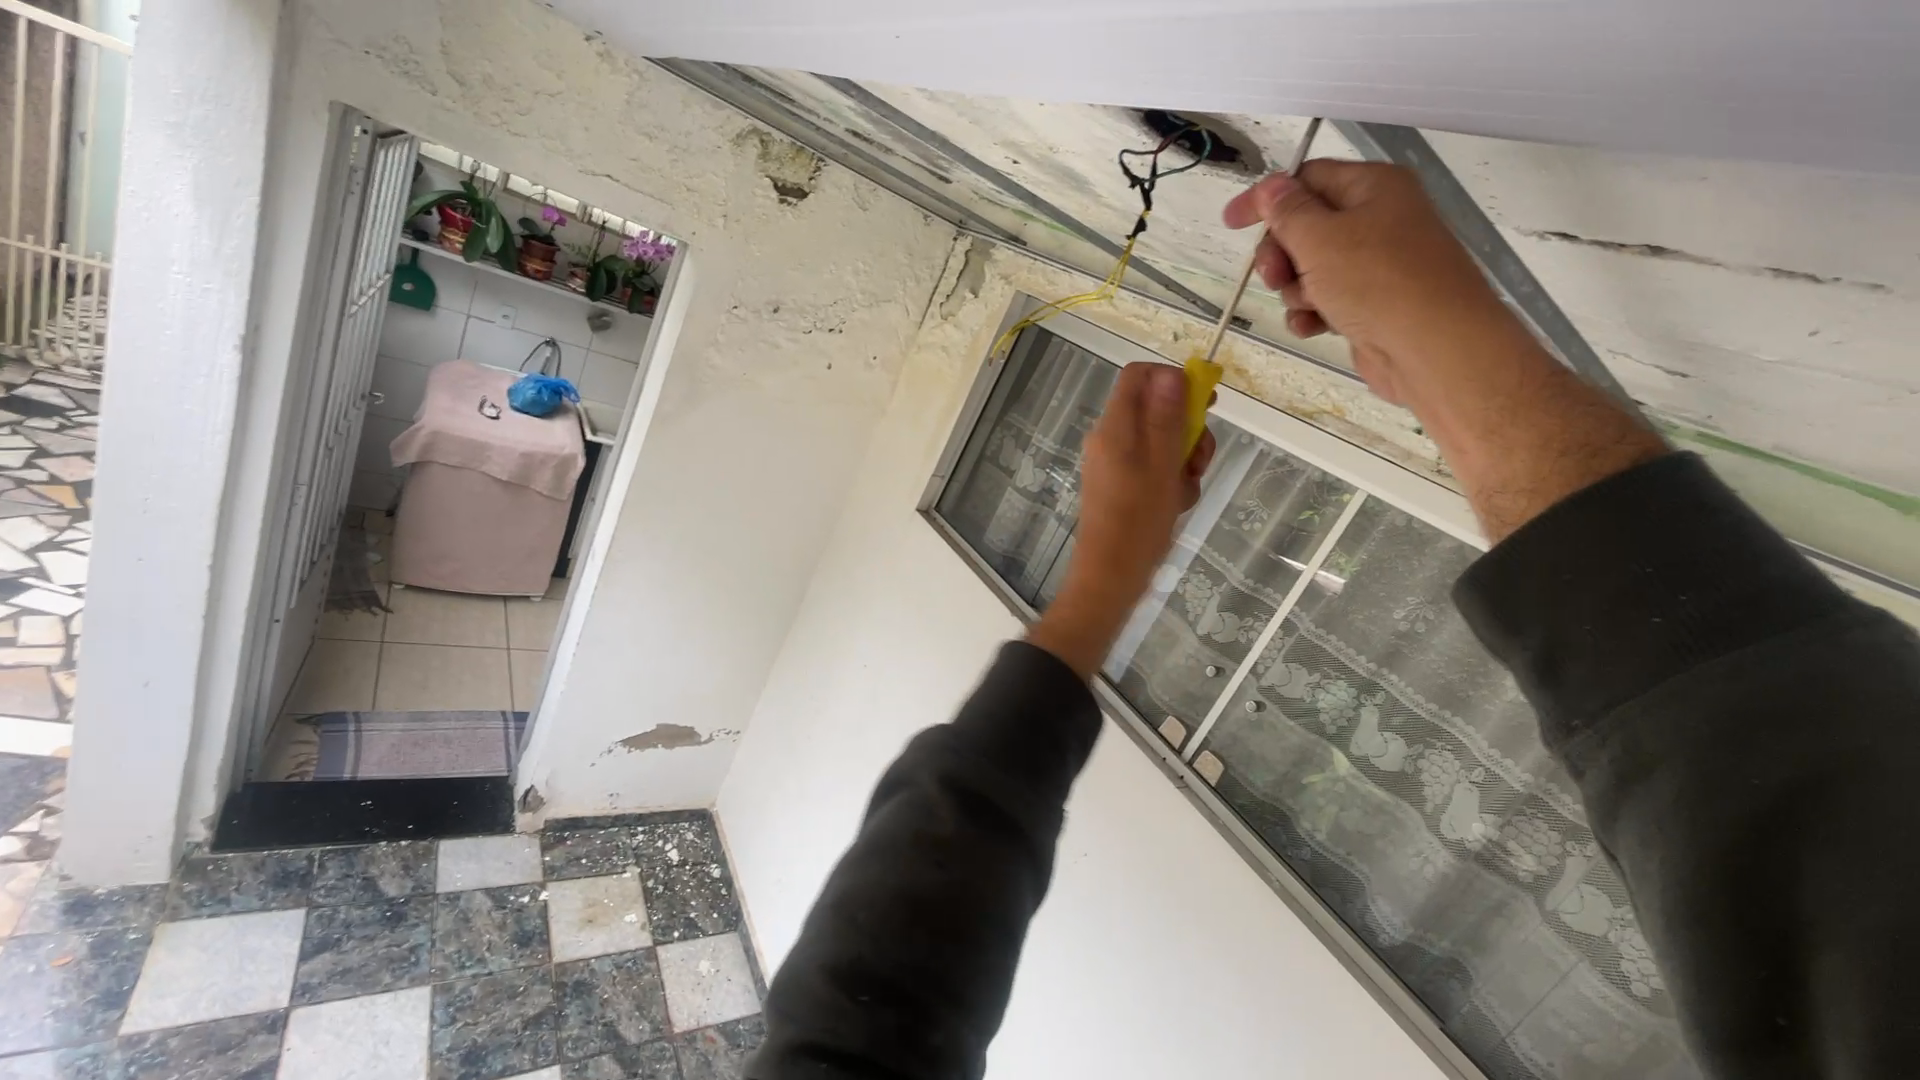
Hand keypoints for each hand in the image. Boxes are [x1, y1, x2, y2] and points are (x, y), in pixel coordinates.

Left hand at [1027, 363, 1215, 678]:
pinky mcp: (1122, 486)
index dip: (1173, 379)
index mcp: (1114, 427)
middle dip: (1187, 429)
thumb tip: (1173, 373)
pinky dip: (1171, 482)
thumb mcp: (1161, 465)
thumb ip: (1166, 418)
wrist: (1110, 576)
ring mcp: (1115, 463)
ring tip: (1184, 490)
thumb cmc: (1137, 521)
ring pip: (1161, 442)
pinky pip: (1154, 469)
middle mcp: (1110, 439)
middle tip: (1198, 459)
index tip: (1205, 401)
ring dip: (1183, 461)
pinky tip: (1175, 505)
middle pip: (1156, 409)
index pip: (1139, 376)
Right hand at [1222, 161, 1517, 406]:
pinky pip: (1326, 300)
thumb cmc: (1377, 282)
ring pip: (1311, 268)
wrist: (1433, 347)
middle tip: (1274, 276)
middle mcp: (1378, 219)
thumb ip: (1288, 211)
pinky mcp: (1372, 304)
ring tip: (1309, 304)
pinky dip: (1313, 312)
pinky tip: (1313, 326)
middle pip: (1305, 227)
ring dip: (1296, 289)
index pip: (1307, 178)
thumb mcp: (1320, 238)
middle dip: (1281, 253)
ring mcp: (1377, 265)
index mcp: (1372, 187)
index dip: (1266, 198)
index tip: (1231, 222)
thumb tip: (1272, 186)